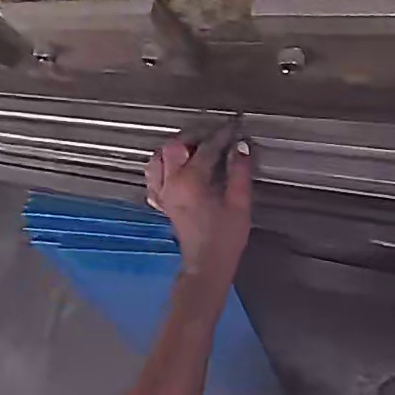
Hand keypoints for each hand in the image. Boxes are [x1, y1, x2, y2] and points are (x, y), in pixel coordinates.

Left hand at [145, 122, 252, 278]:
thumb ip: (239, 171)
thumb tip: (241, 147)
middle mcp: (172, 184)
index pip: (206, 148)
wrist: (207, 265)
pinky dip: (162, 168)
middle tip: (213, 136)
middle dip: (193, 137)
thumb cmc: (225, 238)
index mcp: (191, 181)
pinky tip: (176, 169)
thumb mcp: (239, 202)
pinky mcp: (162, 203)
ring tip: (193, 149)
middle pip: (174, 146)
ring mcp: (163, 193)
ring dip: (174, 150)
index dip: (221, 136)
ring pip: (158, 159)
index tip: (233, 129)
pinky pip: (153, 177)